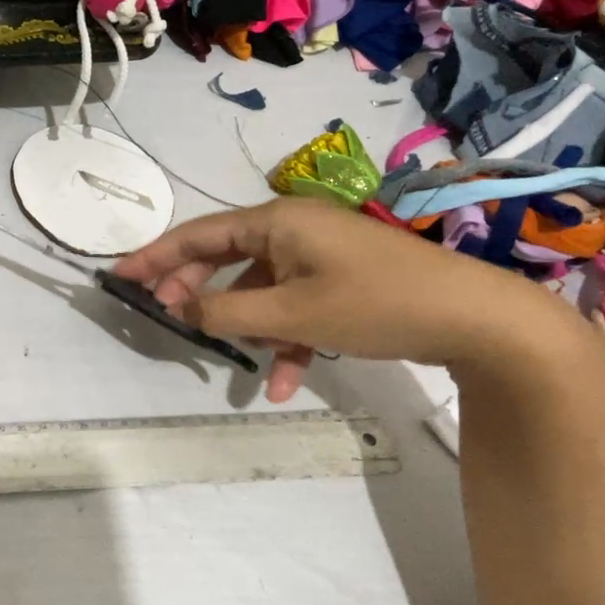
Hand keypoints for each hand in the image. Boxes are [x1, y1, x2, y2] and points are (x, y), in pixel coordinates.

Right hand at [111, 198, 572, 400]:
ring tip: (232, 360)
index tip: (119, 276)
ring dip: (244, 325)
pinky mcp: (344, 281)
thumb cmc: (378, 304)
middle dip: (196, 292)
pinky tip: (283, 382)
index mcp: (276, 222)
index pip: (197, 235)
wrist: (485, 322)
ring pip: (260, 287)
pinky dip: (283, 337)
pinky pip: (295, 305)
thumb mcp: (292, 314)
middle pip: (224, 258)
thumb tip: (179, 309)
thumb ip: (225, 312)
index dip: (155, 256)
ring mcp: (321, 256)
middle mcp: (293, 230)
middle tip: (167, 317)